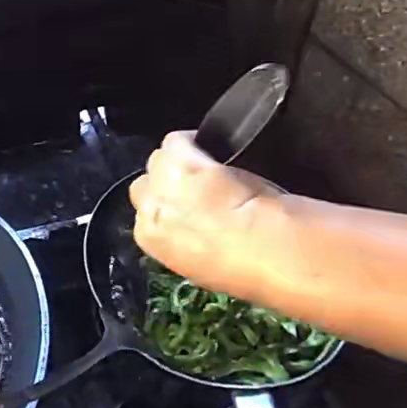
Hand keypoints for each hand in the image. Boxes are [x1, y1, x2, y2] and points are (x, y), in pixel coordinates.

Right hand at [130, 130, 288, 301]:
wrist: (260, 246)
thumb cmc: (241, 267)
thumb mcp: (199, 264)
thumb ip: (183, 241)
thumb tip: (193, 228)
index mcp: (150, 238)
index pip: (146, 213)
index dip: (167, 207)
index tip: (187, 207)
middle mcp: (149, 207)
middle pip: (146, 183)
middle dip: (166, 183)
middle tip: (196, 186)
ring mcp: (162, 180)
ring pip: (160, 158)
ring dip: (179, 161)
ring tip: (207, 168)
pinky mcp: (181, 158)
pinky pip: (179, 140)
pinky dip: (195, 141)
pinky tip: (216, 150)